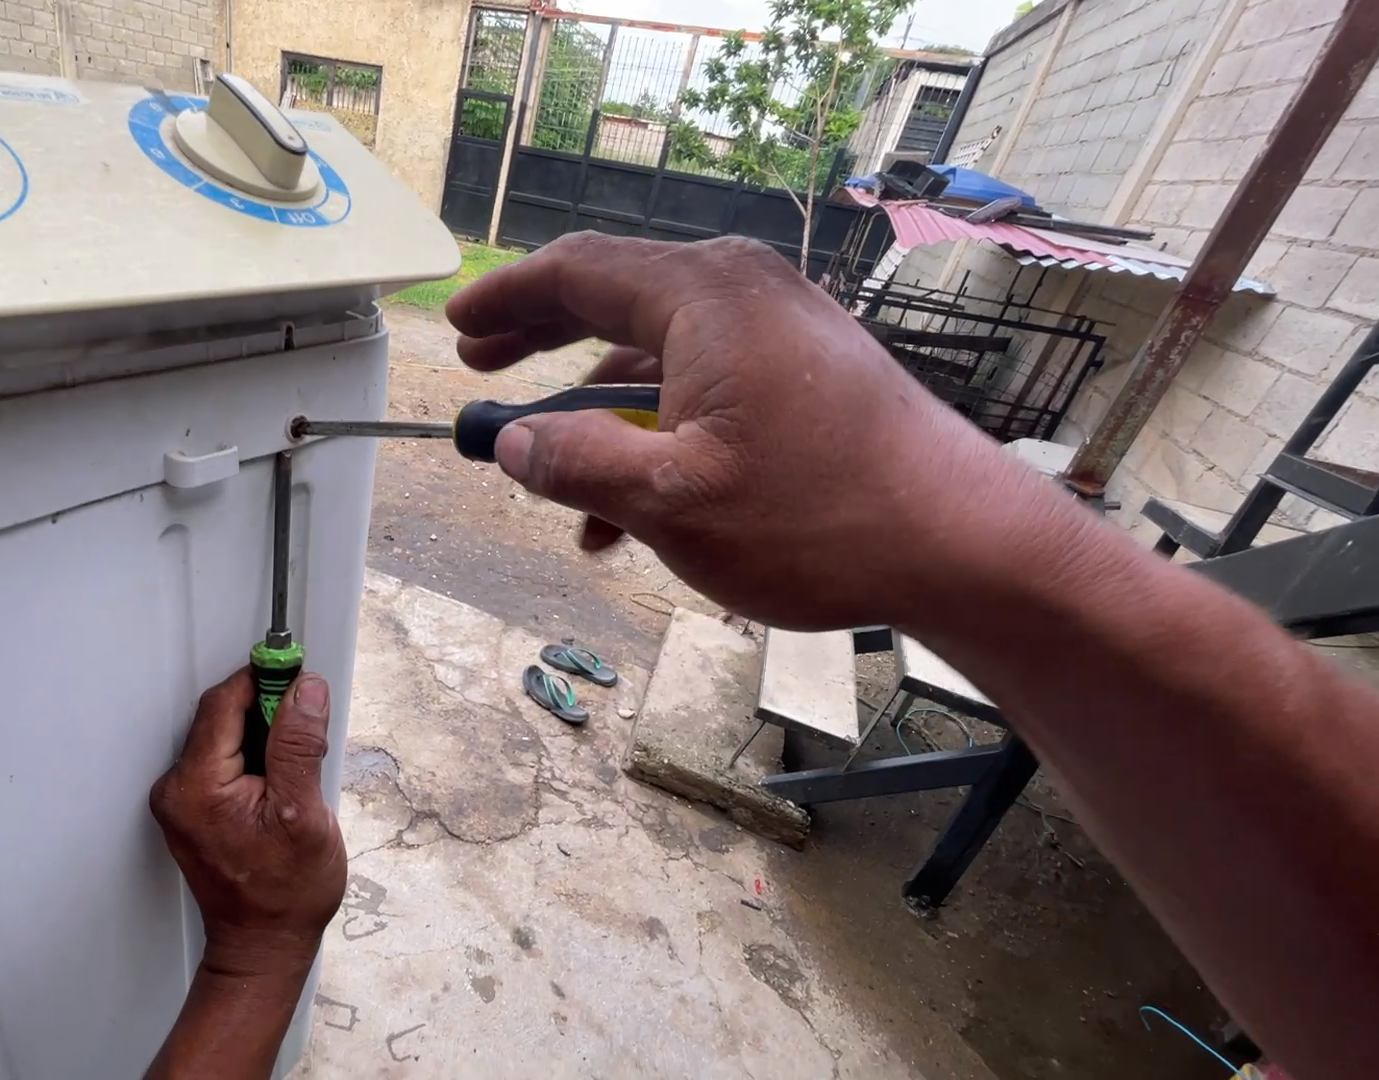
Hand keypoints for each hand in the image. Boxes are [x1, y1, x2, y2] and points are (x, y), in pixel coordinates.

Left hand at [149, 668, 345, 978]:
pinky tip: (281, 779)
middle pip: (221, 715)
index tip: (294, 672)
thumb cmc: (284, 894)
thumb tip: (305, 691)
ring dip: (265, 732)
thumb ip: (299, 746)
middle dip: (268, 709)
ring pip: (225, 733)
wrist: (264, 944)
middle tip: (307, 724)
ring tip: (297, 767)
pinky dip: (256, 753)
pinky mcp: (194, 805)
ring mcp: (183, 798)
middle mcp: (179, 790)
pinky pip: (224, 756)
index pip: (223, 704)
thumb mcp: (303, 814)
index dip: (261, 681)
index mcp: (198, 789)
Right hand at [446, 232, 1073, 629]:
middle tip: (481, 363)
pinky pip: (696, 392)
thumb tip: (511, 443)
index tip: (457, 325)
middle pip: (611, 299)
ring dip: (594, 412)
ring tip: (551, 472)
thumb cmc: (817, 520)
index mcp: (704, 298)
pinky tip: (624, 511)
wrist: (966, 548)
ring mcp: (774, 334)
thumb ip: (576, 464)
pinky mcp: (796, 376)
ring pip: (651, 359)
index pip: (577, 271)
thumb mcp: (672, 502)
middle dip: (539, 336)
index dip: (507, 297)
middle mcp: (740, 295)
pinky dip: (649, 436)